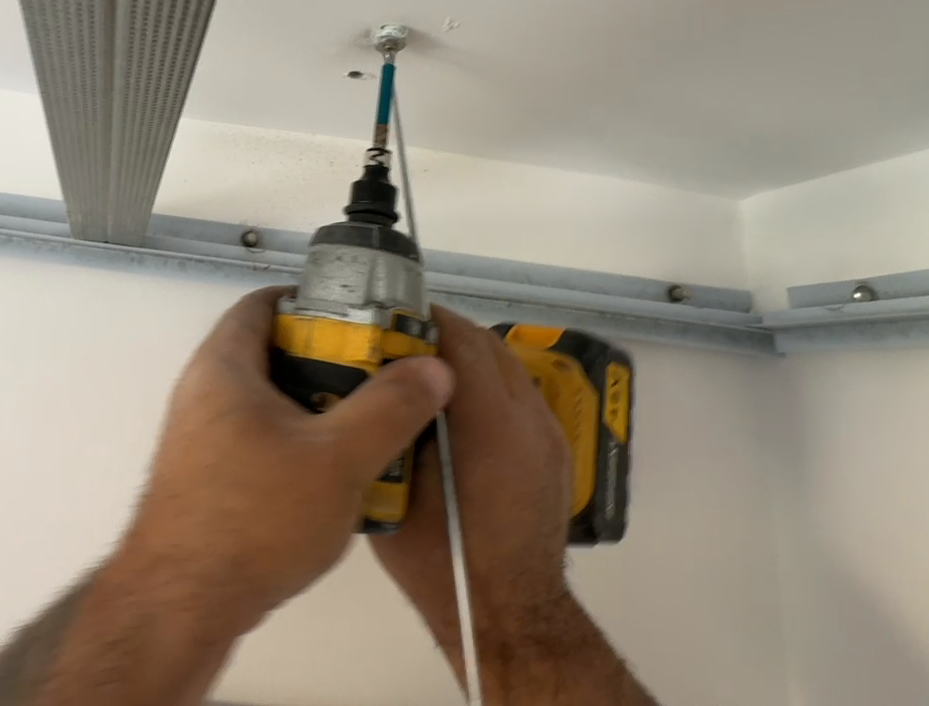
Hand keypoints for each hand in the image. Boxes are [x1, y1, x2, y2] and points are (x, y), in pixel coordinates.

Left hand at [113, 286, 455, 634]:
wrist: (183, 602)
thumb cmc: (252, 518)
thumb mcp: (338, 459)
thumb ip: (389, 408)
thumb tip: (431, 368)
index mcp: (223, 366)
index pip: (263, 303)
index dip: (312, 301)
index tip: (359, 319)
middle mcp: (202, 391)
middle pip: (268, 350)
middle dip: (324, 358)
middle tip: (373, 375)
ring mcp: (199, 435)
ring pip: (264, 399)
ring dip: (311, 405)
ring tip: (363, 423)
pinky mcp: (204, 474)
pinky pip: (254, 437)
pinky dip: (292, 440)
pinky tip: (329, 473)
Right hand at [371, 306, 572, 654]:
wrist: (507, 613)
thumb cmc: (441, 558)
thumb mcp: (394, 487)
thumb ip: (391, 426)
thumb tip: (375, 383)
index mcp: (490, 426)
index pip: (461, 340)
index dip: (423, 317)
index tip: (386, 315)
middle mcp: (528, 420)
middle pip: (487, 343)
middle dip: (442, 329)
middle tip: (395, 336)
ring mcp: (548, 434)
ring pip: (506, 363)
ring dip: (464, 352)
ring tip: (418, 364)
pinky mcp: (553, 450)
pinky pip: (517, 390)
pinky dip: (484, 379)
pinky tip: (450, 401)